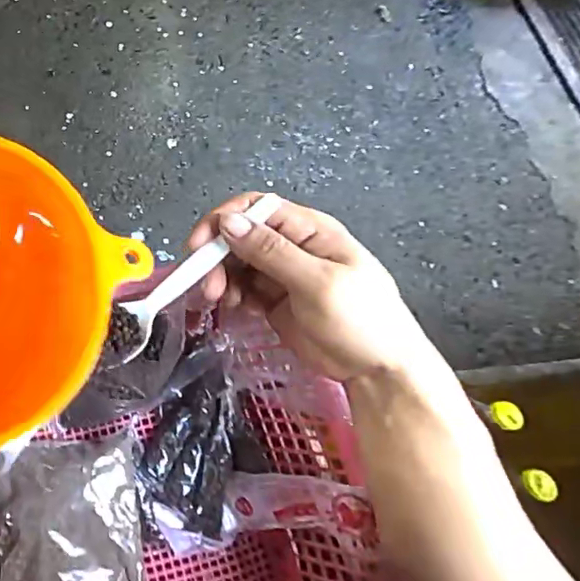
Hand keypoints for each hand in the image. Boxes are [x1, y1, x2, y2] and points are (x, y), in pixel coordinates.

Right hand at [187, 193, 429, 383]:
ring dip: (221, 277)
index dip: (222, 221)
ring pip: (236, 262)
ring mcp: (283, 273)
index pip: (256, 209)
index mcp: (309, 230)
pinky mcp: (275, 299)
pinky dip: (231, 294)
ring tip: (222, 301)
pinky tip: (235, 308)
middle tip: (208, 286)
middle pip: (239, 236)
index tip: (200, 246)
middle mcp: (293, 246)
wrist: (380, 371)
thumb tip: (230, 223)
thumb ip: (271, 251)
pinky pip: (242, 287)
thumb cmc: (363, 322)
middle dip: (217, 256)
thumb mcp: (317, 283)